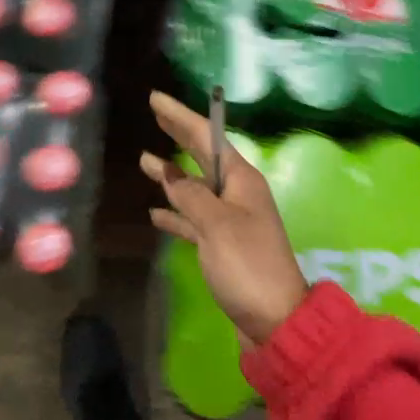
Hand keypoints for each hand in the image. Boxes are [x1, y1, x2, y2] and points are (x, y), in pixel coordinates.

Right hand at [141, 91, 308, 346]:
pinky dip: (175, 214)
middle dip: (179, 135)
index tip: (156, 99)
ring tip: (145, 160)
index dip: (181, 116)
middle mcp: (237, 193)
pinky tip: (155, 214)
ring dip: (172, 175)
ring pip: (196, 187)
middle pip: (203, 155)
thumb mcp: (216, 225)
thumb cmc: (247, 264)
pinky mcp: (223, 246)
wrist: (275, 320)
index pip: (207, 136)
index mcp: (241, 179)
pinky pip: (194, 220)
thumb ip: (190, 196)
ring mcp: (231, 220)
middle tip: (155, 114)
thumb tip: (169, 172)